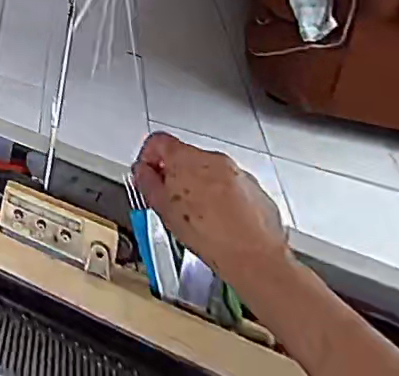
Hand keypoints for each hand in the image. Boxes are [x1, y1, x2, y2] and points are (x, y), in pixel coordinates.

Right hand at [133, 132, 290, 293]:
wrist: (256, 257)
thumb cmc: (211, 236)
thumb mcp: (164, 211)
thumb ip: (148, 183)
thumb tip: (143, 172)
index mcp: (185, 158)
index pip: (158, 141)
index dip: (148, 156)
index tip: (147, 172)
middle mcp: (212, 157)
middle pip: (185, 157)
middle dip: (176, 176)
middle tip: (171, 201)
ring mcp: (236, 171)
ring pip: (209, 172)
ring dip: (200, 188)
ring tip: (198, 220)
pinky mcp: (254, 187)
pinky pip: (231, 186)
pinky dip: (223, 199)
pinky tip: (220, 225)